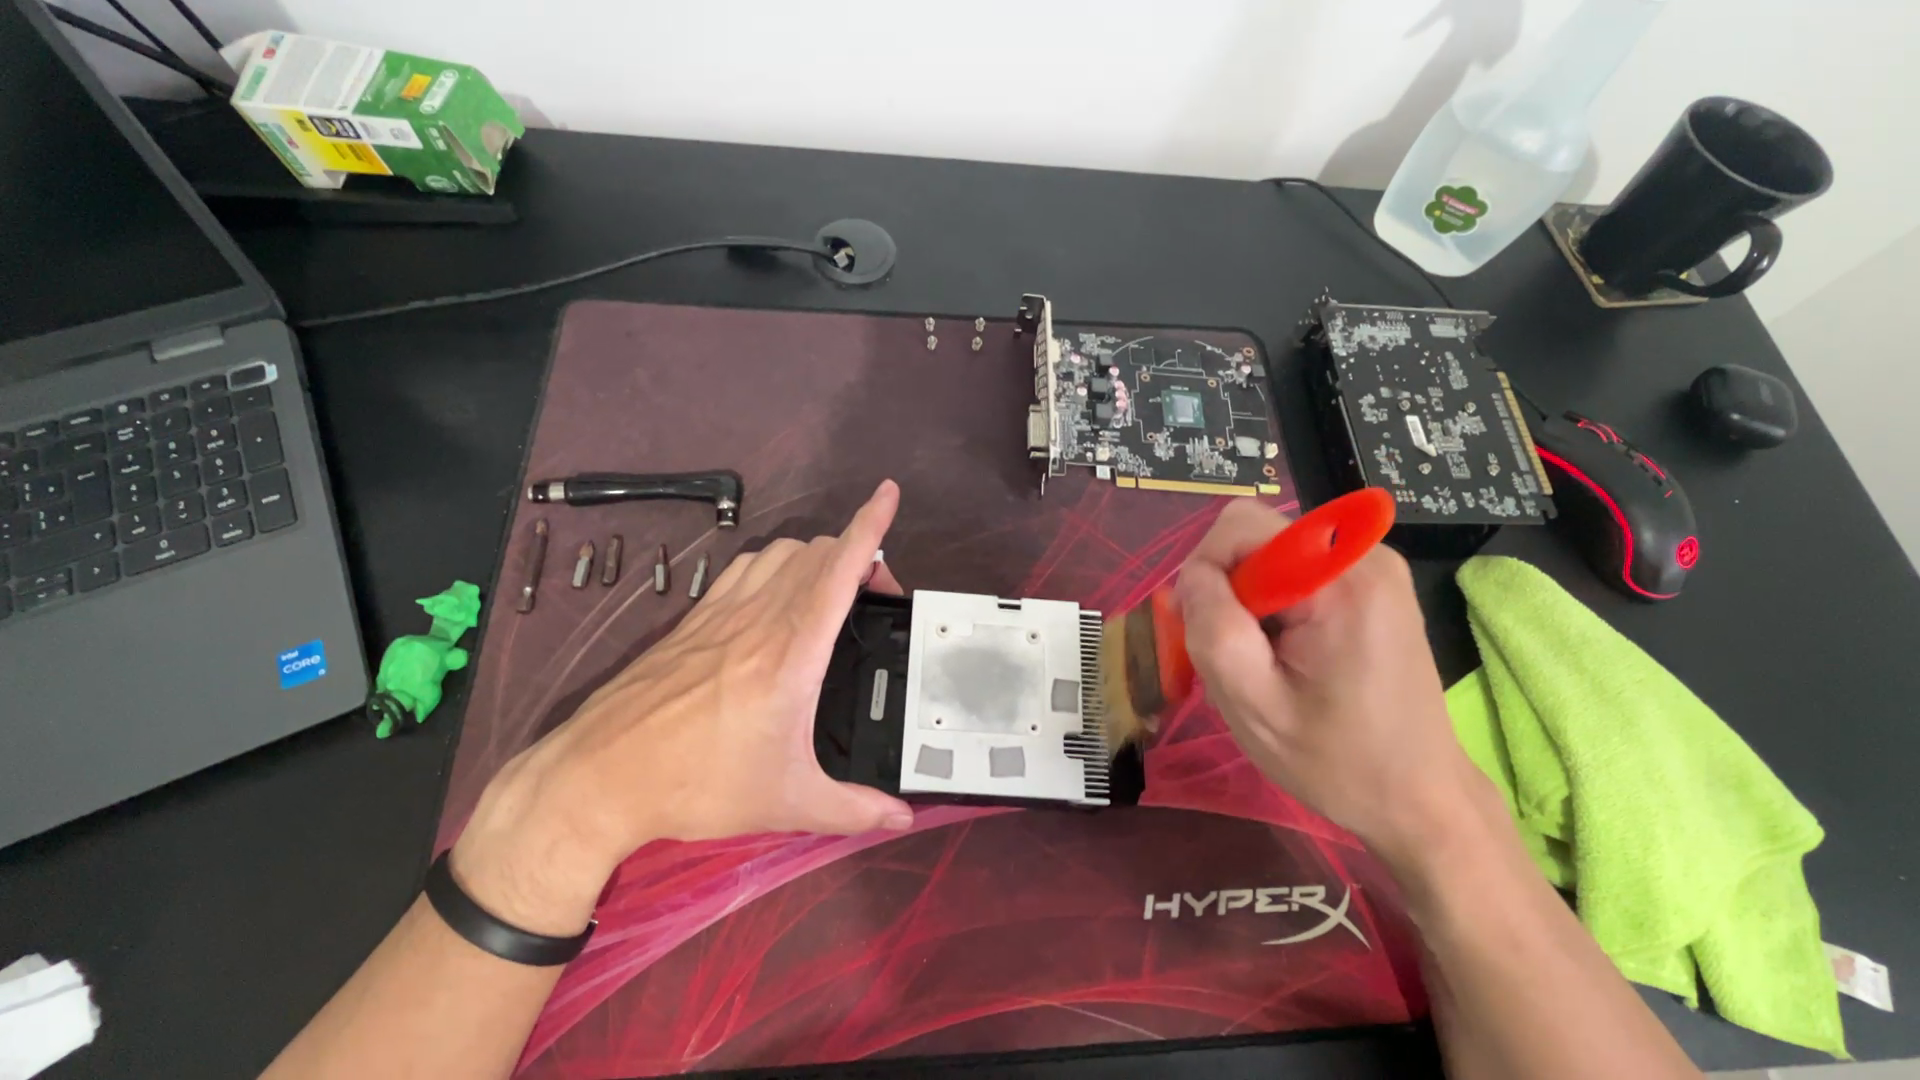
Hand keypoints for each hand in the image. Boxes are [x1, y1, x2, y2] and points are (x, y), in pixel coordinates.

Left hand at [451, 481, 914, 934]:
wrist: (602, 775)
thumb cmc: (697, 784)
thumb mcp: (787, 802)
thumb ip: (854, 809)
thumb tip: (902, 818)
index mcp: (791, 653)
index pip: (838, 568)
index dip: (870, 525)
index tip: (889, 494)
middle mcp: (758, 618)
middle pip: (817, 552)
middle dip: (857, 555)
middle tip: (876, 596)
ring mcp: (721, 612)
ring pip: (780, 553)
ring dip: (816, 556)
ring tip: (833, 593)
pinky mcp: (694, 619)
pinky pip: (746, 568)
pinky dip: (776, 566)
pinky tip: (778, 597)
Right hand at [1172, 500, 1482, 865]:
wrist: (1420, 799)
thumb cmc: (1337, 761)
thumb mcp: (1253, 704)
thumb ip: (1214, 628)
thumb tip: (1193, 576)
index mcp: (1342, 578)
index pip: (1239, 527)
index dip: (1207, 574)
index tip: (1209, 634)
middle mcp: (1364, 555)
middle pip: (1255, 539)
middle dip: (1229, 593)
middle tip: (1234, 659)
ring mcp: (1373, 569)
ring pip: (1270, 558)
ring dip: (1249, 607)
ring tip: (1263, 666)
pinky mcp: (1372, 587)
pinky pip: (1295, 574)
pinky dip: (1274, 611)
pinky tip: (1285, 660)